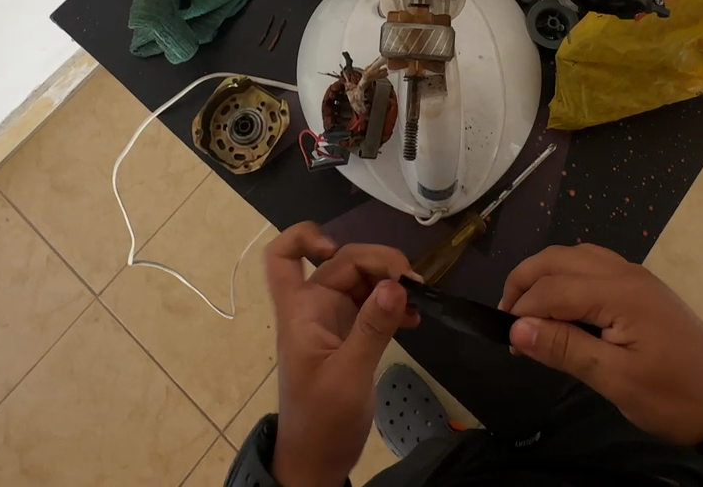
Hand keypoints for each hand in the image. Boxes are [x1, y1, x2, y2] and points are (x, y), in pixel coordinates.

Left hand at [264, 223, 419, 486]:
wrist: (317, 465)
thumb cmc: (322, 422)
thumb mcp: (348, 377)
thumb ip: (372, 329)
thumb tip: (396, 285)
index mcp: (301, 309)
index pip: (282, 256)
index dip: (303, 238)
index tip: (336, 247)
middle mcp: (315, 306)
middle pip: (343, 262)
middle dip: (377, 262)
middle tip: (412, 280)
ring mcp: (333, 319)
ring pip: (361, 280)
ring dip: (389, 281)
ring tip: (420, 295)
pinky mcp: (351, 334)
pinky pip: (373, 304)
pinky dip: (393, 303)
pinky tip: (416, 316)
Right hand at [500, 243, 702, 444]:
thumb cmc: (673, 396)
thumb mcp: (616, 380)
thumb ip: (565, 349)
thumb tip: (518, 328)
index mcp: (617, 292)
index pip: (553, 288)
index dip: (523, 309)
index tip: (506, 339)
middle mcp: (622, 272)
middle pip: (559, 259)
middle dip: (526, 280)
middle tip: (505, 314)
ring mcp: (633, 275)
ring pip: (574, 255)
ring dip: (545, 274)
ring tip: (526, 307)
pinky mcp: (639, 285)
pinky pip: (592, 264)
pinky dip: (566, 274)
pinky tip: (560, 300)